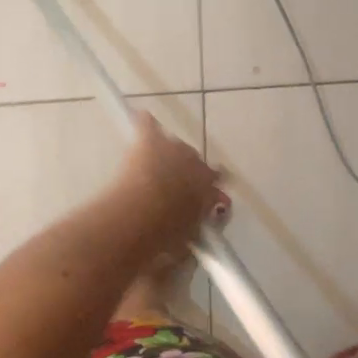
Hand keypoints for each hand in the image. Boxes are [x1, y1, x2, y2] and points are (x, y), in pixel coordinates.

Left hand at [108, 113, 222, 258]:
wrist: (142, 214)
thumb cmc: (165, 233)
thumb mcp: (186, 240)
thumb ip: (192, 230)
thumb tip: (192, 235)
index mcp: (208, 188)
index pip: (216, 182)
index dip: (207, 189)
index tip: (202, 195)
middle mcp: (196, 164)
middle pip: (194, 161)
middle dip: (187, 170)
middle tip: (173, 184)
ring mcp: (173, 149)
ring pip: (174, 146)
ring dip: (167, 153)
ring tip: (154, 162)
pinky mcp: (150, 141)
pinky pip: (148, 125)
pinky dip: (145, 122)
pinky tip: (141, 117)